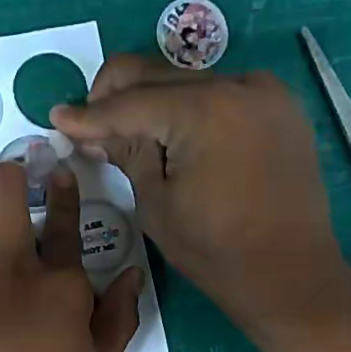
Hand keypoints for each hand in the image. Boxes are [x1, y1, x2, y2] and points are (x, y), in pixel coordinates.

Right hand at [50, 54, 350, 338]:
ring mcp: (266, 94)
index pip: (131, 103)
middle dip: (118, 98)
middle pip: (160, 75)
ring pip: (191, 82)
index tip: (58, 117)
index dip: (90, 114)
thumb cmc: (218, 252)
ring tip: (129, 134)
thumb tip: (91, 129)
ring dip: (154, 101)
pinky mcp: (282, 110)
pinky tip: (174, 136)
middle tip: (90, 126)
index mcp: (205, 109)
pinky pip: (223, 96)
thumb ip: (128, 155)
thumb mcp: (158, 206)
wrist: (291, 276)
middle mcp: (239, 84)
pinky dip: (192, 110)